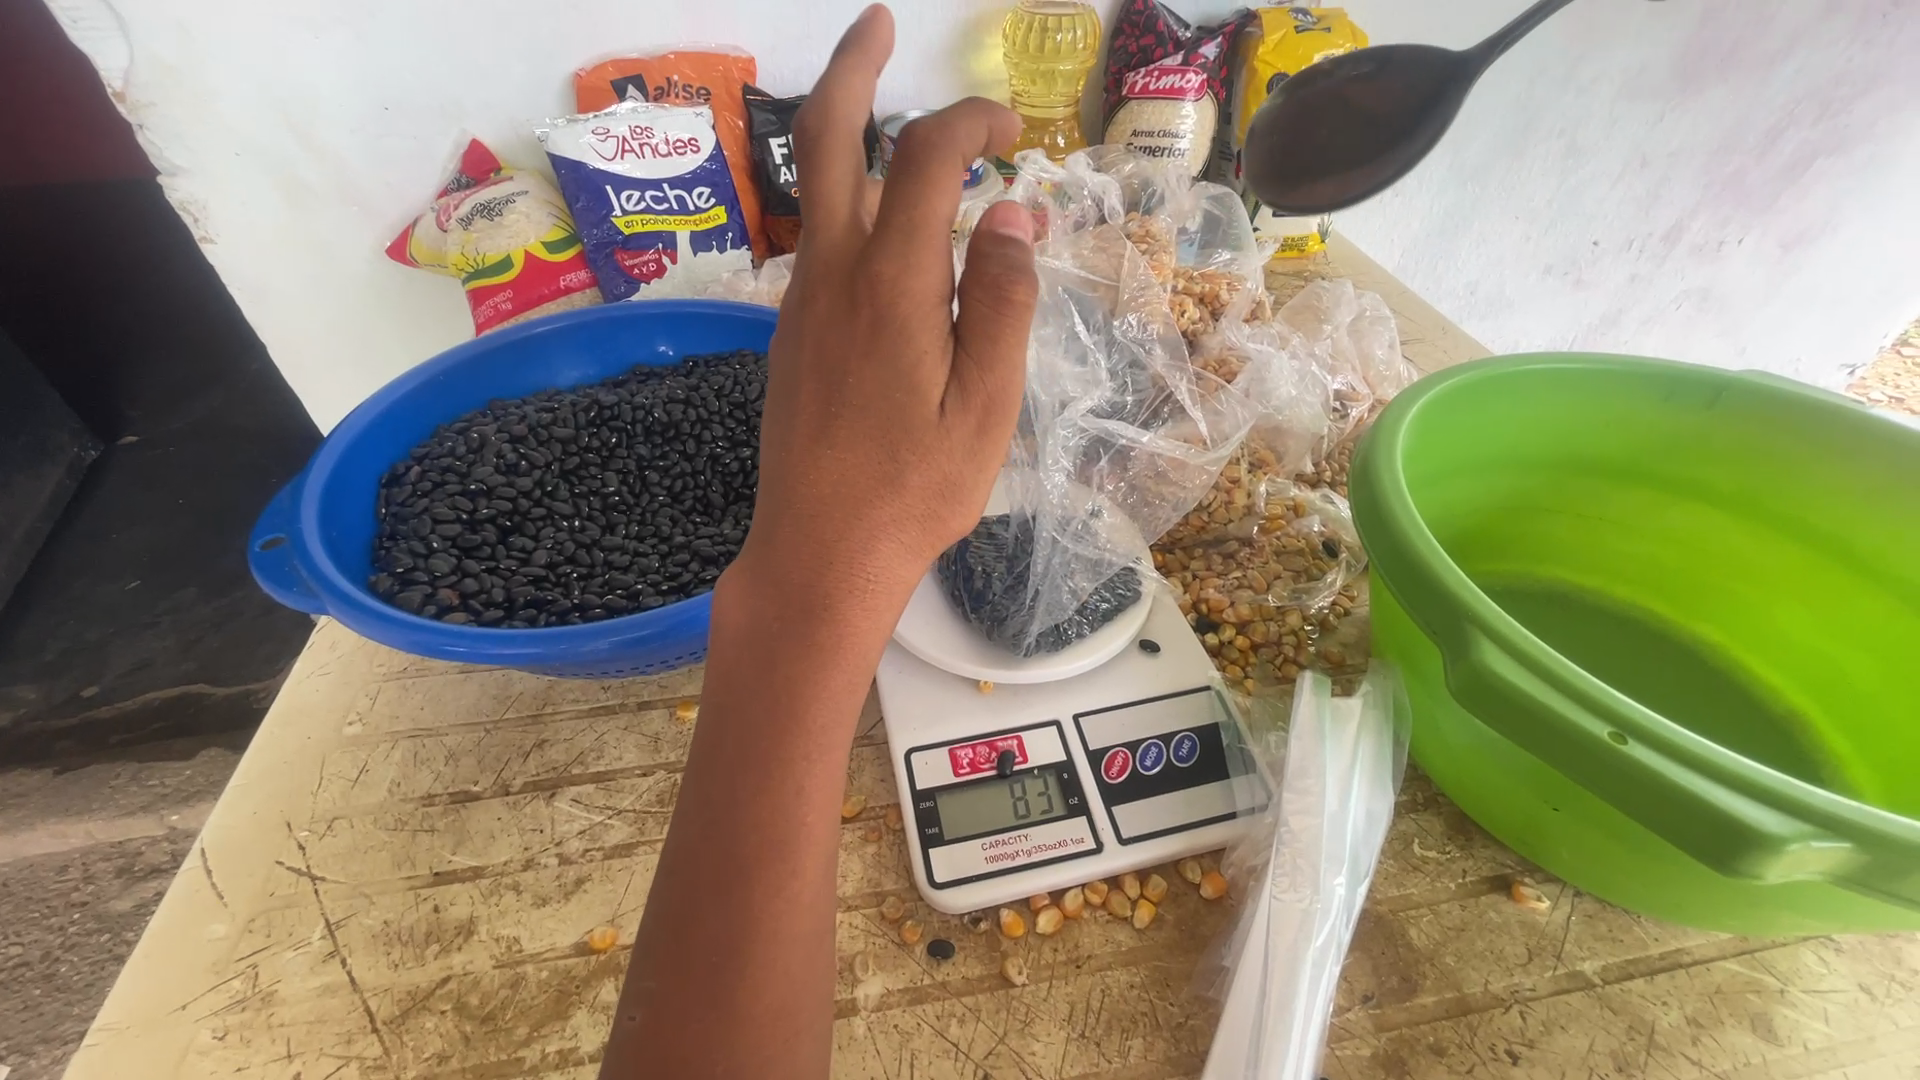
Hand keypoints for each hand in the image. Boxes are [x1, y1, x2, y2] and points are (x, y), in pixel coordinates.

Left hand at [728, 4, 1037, 632]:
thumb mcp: (986, 405)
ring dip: (853, 144)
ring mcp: (801, 307)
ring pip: (819, 197)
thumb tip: (1012, 216)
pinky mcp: (791, 339)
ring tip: (903, 139)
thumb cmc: (916, 490)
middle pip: (831, 143)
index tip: (1013, 129)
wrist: (822, 551)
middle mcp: (832, 276)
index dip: (973, 121)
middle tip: (880, 26)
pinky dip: (852, 216)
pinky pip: (819, 252)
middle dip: (854, 71)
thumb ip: (1001, 301)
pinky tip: (888, 245)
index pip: (930, 159)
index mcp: (891, 285)